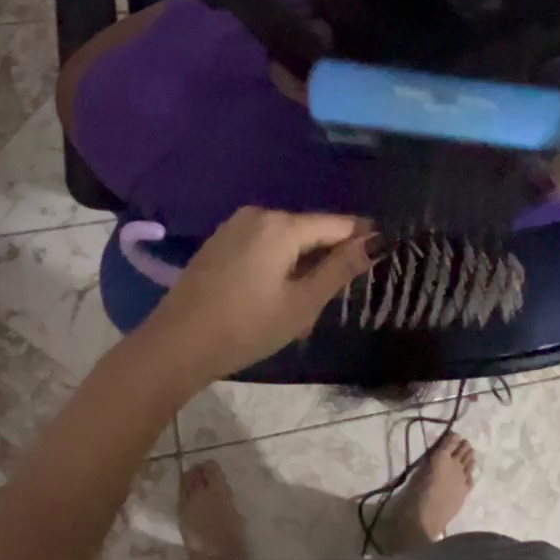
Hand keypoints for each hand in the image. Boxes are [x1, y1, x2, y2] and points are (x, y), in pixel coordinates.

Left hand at [137, 207, 376, 384]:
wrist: (176, 345)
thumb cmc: (246, 327)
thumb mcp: (301, 304)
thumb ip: (339, 269)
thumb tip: (375, 242)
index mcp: (282, 225)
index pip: (337, 224)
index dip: (362, 238)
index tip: (383, 255)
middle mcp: (259, 215)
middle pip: (310, 230)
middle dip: (327, 258)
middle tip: (335, 299)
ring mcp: (234, 226)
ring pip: (285, 240)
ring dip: (301, 265)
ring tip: (303, 306)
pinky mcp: (219, 242)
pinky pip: (262, 245)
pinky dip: (277, 265)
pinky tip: (273, 297)